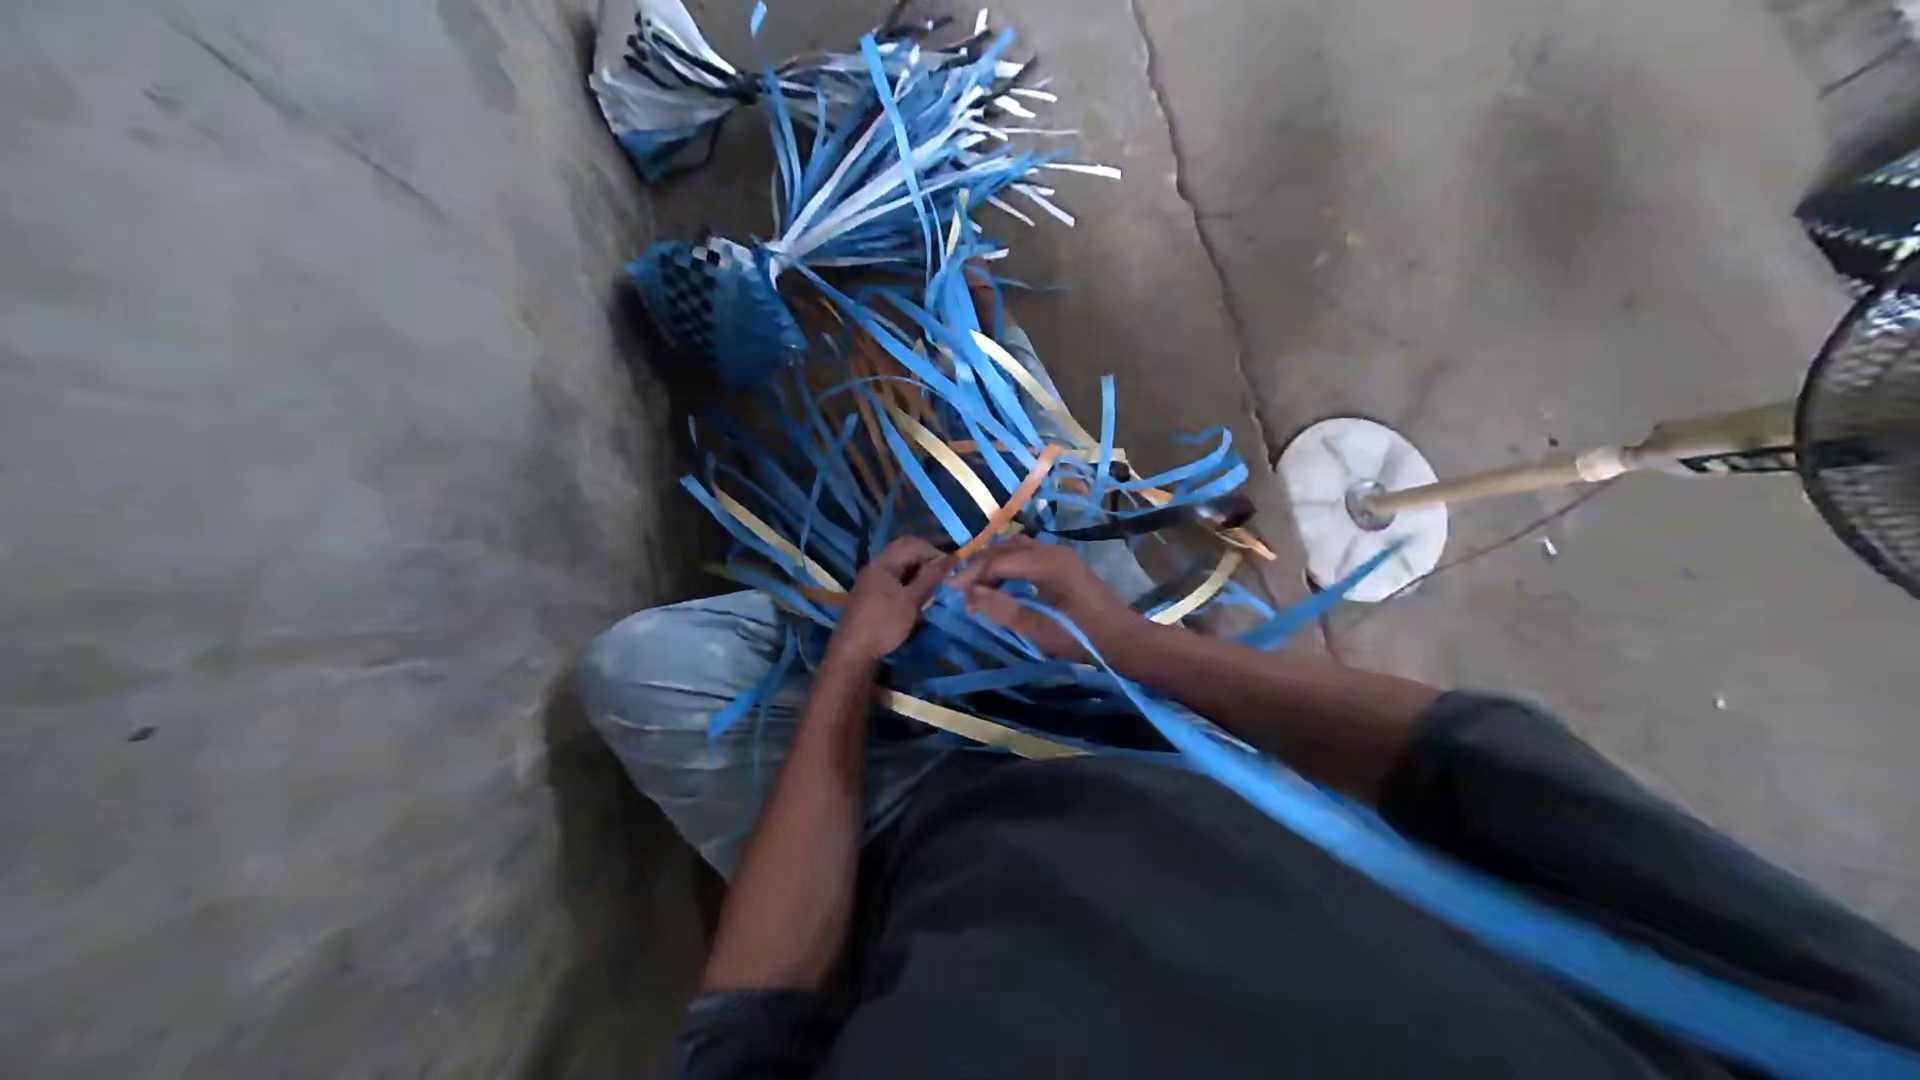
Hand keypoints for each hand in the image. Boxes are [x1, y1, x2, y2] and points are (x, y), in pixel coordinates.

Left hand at [828, 537, 953, 665]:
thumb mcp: (910, 601)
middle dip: (927, 559)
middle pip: (906, 551)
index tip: (952, 569)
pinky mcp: (874, 592)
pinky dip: (910, 581)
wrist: (853, 652)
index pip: (913, 544)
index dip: (934, 553)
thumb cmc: (883, 624)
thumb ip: (930, 578)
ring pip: (901, 564)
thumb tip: (951, 559)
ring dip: (919, 571)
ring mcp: (873, 579)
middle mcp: (876, 565)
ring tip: (935, 586)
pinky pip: (896, 577)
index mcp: (883, 563)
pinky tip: (920, 594)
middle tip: (944, 576)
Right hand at [951, 536, 1146, 660]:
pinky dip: (1006, 565)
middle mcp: (1052, 551)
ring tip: (972, 584)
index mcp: (1047, 563)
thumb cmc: (1082, 637)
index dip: (971, 575)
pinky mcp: (1062, 564)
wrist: (1125, 640)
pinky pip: (1026, 555)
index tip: (948, 590)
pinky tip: (997, 582)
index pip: (998, 561)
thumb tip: (968, 596)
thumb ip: (1002, 610)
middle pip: (1005, 549)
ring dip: (992, 563)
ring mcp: (1059, 555)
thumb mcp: (1038, 629)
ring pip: (1015, 549)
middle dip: (978, 565)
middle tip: (956, 586)